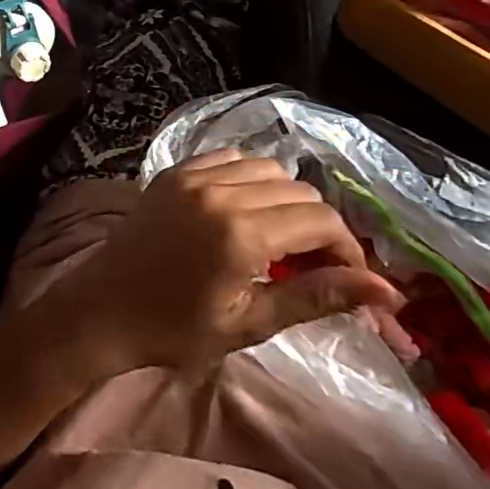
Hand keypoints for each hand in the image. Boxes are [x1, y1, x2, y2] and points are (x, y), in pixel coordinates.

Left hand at [41, 150, 404, 375]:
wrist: (103, 310)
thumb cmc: (175, 330)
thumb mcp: (249, 323)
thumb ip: (316, 296)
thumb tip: (386, 291)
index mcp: (242, 232)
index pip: (321, 220)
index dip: (346, 249)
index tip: (347, 278)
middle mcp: (220, 192)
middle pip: (299, 190)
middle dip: (318, 225)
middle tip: (310, 263)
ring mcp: (192, 175)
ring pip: (266, 168)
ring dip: (284, 198)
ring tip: (277, 237)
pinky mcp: (173, 171)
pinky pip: (227, 158)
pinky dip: (247, 178)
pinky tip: (242, 209)